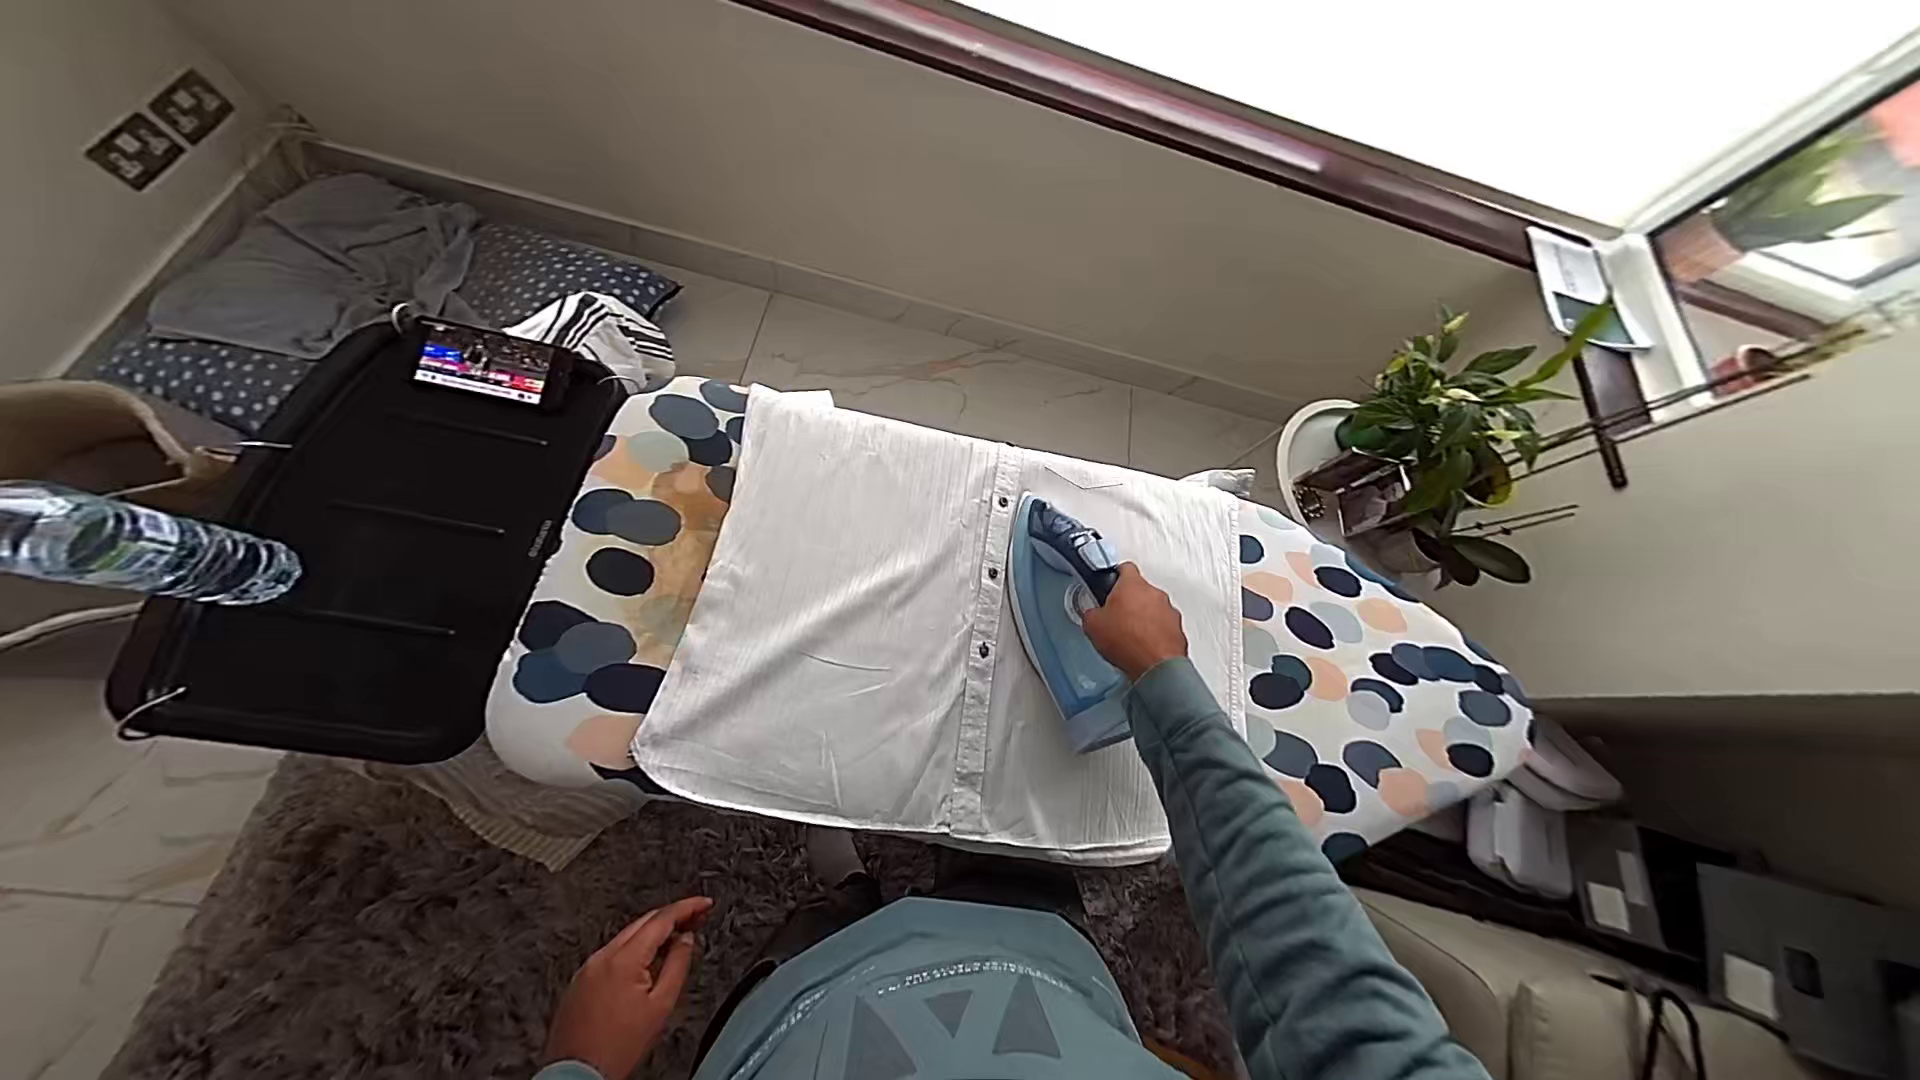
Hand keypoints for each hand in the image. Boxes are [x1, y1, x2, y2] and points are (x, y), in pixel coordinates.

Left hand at [545, 896, 713, 1078]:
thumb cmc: (616, 1050)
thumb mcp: (661, 1005)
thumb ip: (678, 964)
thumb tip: (686, 940)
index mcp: (624, 959)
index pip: (663, 918)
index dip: (689, 907)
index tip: (705, 904)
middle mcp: (602, 958)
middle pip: (645, 921)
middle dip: (673, 915)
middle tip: (696, 918)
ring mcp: (587, 970)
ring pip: (628, 935)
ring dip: (654, 932)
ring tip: (675, 939)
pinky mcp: (579, 983)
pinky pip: (612, 953)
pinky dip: (634, 948)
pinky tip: (646, 960)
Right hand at [1081, 562, 1187, 681]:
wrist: (1155, 666)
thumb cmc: (1128, 642)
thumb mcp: (1092, 625)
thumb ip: (1091, 613)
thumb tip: (1091, 615)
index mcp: (1132, 584)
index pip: (1125, 568)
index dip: (1115, 575)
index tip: (1111, 581)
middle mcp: (1154, 593)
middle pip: (1139, 588)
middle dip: (1128, 599)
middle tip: (1116, 614)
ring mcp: (1168, 610)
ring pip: (1153, 606)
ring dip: (1143, 615)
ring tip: (1130, 633)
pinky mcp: (1177, 628)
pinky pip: (1164, 624)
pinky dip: (1155, 630)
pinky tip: (1143, 644)